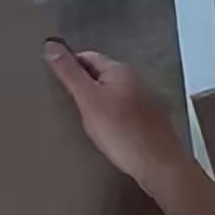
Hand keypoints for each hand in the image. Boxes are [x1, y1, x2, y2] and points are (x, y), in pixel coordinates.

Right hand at [43, 39, 194, 192]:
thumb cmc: (121, 132)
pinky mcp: (152, 123)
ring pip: (112, 94)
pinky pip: (123, 111)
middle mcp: (136, 81)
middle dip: (83, 87)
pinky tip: (110, 133)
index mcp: (119, 70)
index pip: (85, 56)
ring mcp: (147, 102)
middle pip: (99, 75)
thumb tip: (50, 44)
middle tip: (73, 106)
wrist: (163, 171)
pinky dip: (112, 118)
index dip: (69, 67)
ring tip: (89, 122)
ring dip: (98, 103)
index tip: (60, 85)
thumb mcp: (87, 99)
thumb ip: (68, 71)